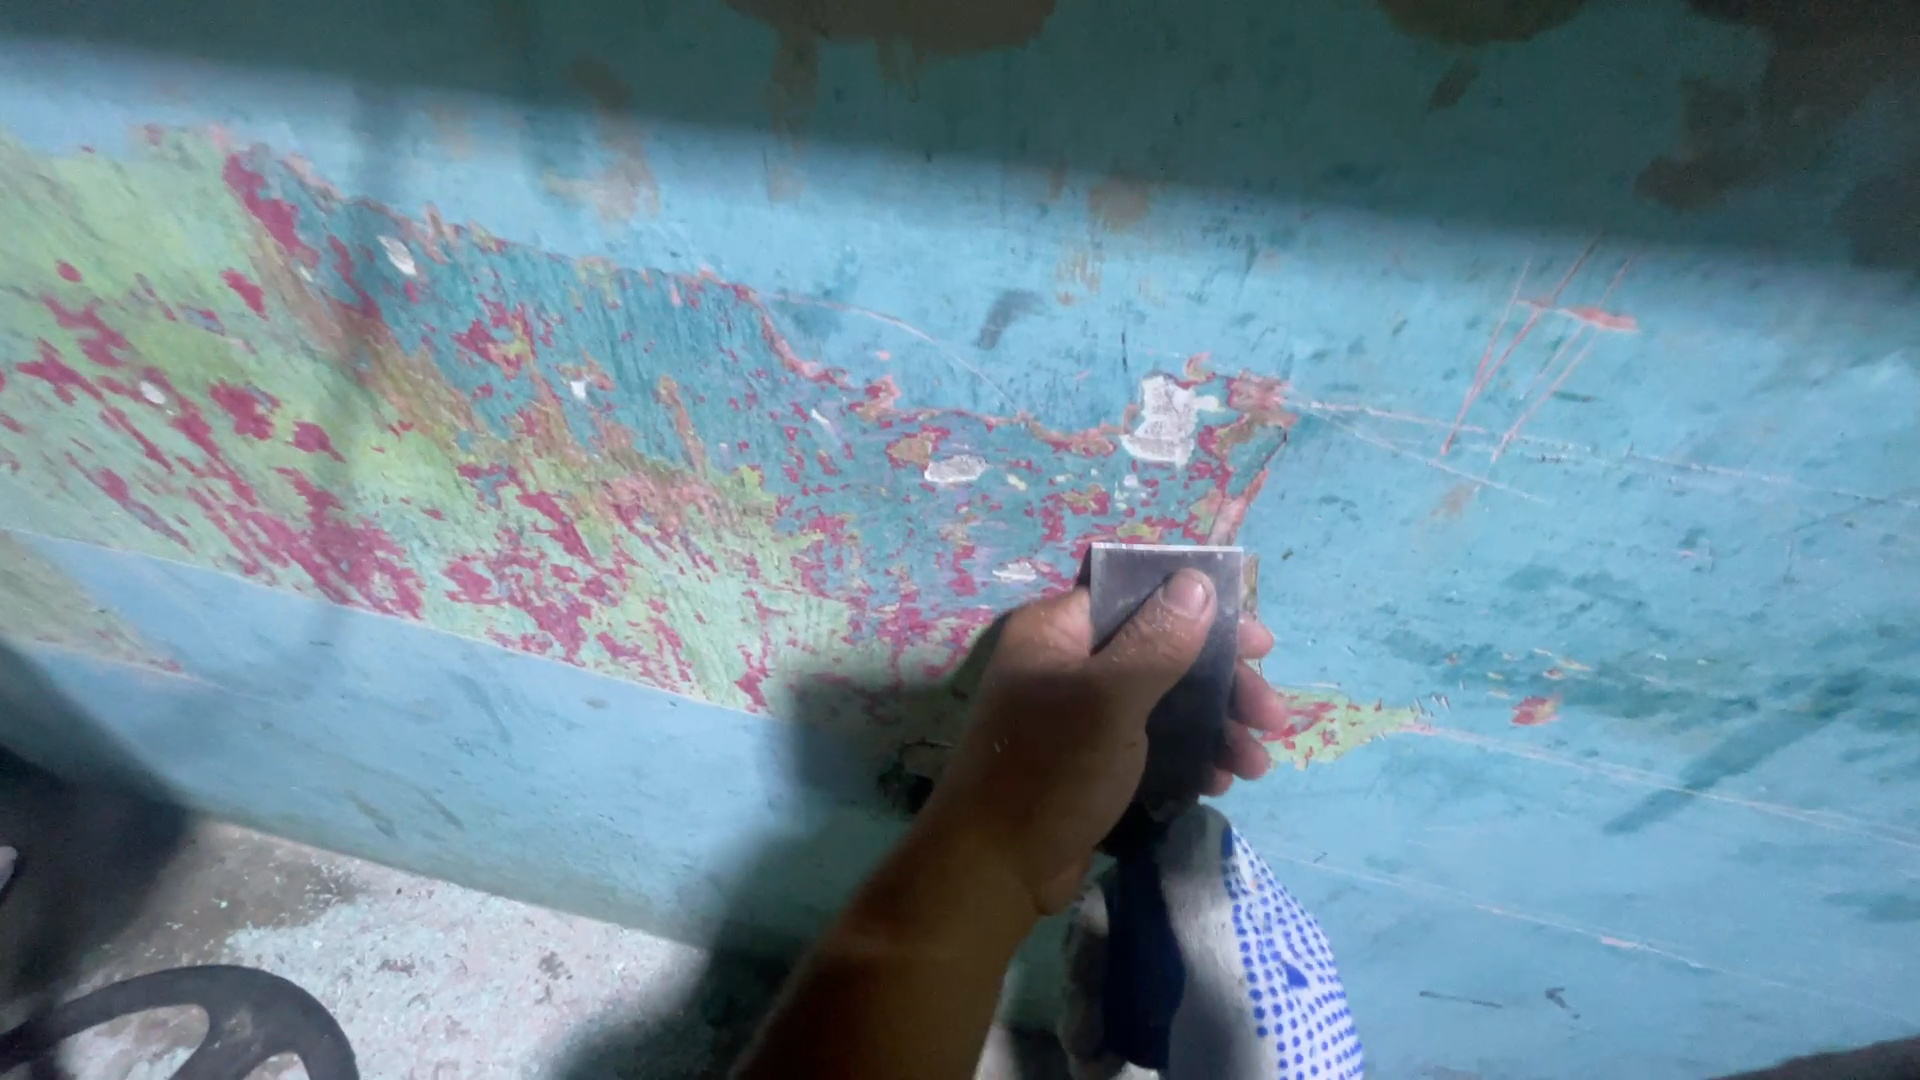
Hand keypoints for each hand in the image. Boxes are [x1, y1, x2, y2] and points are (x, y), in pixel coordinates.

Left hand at [913, 569, 1292, 915]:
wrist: (997, 868)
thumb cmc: (1050, 769)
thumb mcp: (1109, 699)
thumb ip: (1157, 641)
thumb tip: (1195, 581)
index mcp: (1057, 630)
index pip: (1136, 597)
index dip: (1199, 611)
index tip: (1257, 642)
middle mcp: (1068, 661)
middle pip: (1160, 650)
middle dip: (1221, 683)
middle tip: (1271, 715)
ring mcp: (1080, 711)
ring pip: (1162, 699)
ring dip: (1214, 726)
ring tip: (1254, 764)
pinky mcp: (1093, 756)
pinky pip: (1152, 740)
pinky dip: (1188, 755)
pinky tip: (1219, 780)